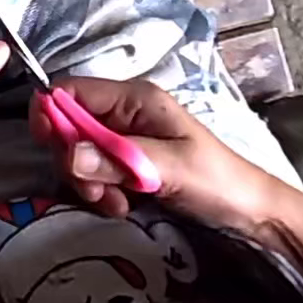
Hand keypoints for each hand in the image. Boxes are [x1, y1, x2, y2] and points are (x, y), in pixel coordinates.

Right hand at [30, 77, 291, 233]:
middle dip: (72, 158)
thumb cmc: (216, 180)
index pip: (72, 90)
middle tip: (95, 191)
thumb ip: (118, 158)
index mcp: (134, 98)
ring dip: (87, 181)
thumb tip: (69, 154)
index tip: (52, 149)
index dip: (52, 114)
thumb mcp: (170, 167)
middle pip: (69, 123)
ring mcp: (124, 137)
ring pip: (78, 151)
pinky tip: (122, 207)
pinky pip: (94, 171)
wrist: (250, 211)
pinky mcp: (127, 162)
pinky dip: (98, 191)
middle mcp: (123, 112)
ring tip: (115, 203)